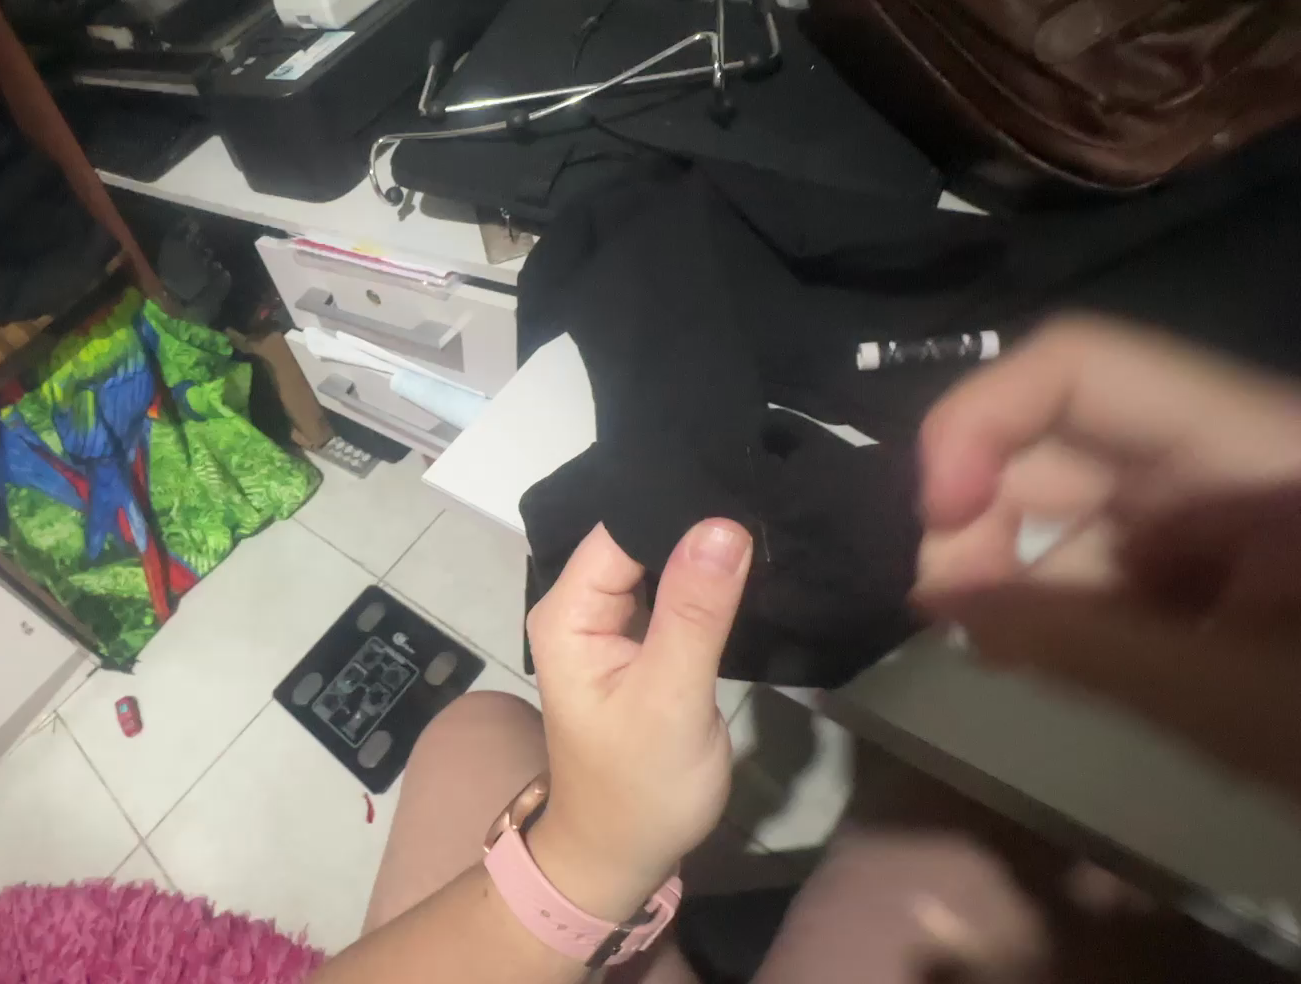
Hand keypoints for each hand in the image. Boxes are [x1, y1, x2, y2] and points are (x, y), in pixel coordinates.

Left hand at [524, 519, 751, 921]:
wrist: (622, 848)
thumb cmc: (639, 783)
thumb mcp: (670, 698)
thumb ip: (694, 612)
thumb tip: (721, 524)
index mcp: (567, 611)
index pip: (617, 533)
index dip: (671, 506)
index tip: (735, 478)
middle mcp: (577, 605)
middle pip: (633, 541)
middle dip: (688, 520)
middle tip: (758, 489)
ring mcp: (603, 621)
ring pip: (652, 563)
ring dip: (696, 548)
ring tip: (759, 513)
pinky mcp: (632, 639)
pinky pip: (664, 592)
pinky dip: (698, 580)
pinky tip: (740, 558)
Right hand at [914, 315, 1300, 802]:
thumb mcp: (1247, 701)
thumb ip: (1076, 642)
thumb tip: (932, 602)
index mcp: (1265, 448)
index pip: (1079, 368)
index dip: (978, 423)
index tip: (943, 517)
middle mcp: (1223, 454)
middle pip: (1044, 444)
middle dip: (977, 523)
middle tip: (953, 614)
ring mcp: (1209, 503)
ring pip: (1051, 504)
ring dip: (1003, 573)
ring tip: (1001, 650)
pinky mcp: (1201, 550)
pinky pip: (1083, 549)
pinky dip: (1043, 599)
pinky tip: (1040, 650)